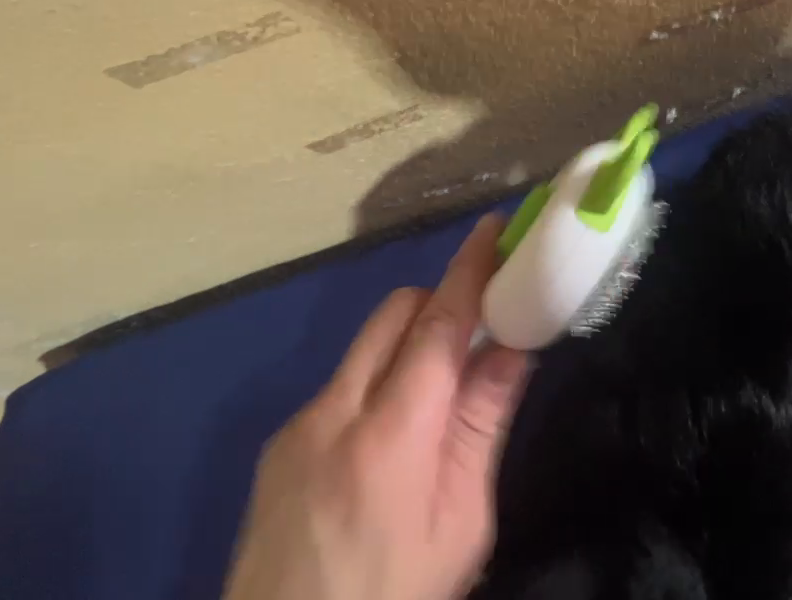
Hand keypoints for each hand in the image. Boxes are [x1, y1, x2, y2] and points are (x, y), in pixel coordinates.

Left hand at [224, 215, 532, 599]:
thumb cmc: (396, 595)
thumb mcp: (462, 521)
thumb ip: (482, 424)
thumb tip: (513, 347)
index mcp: (390, 433)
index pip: (438, 324)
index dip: (470, 270)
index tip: (494, 228)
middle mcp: (334, 411)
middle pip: (394, 314)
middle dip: (440, 302)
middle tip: (483, 327)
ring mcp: (297, 428)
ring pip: (365, 349)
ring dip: (409, 346)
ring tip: (440, 398)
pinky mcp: (278, 448)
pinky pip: (340, 387)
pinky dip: (377, 384)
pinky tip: (390, 443)